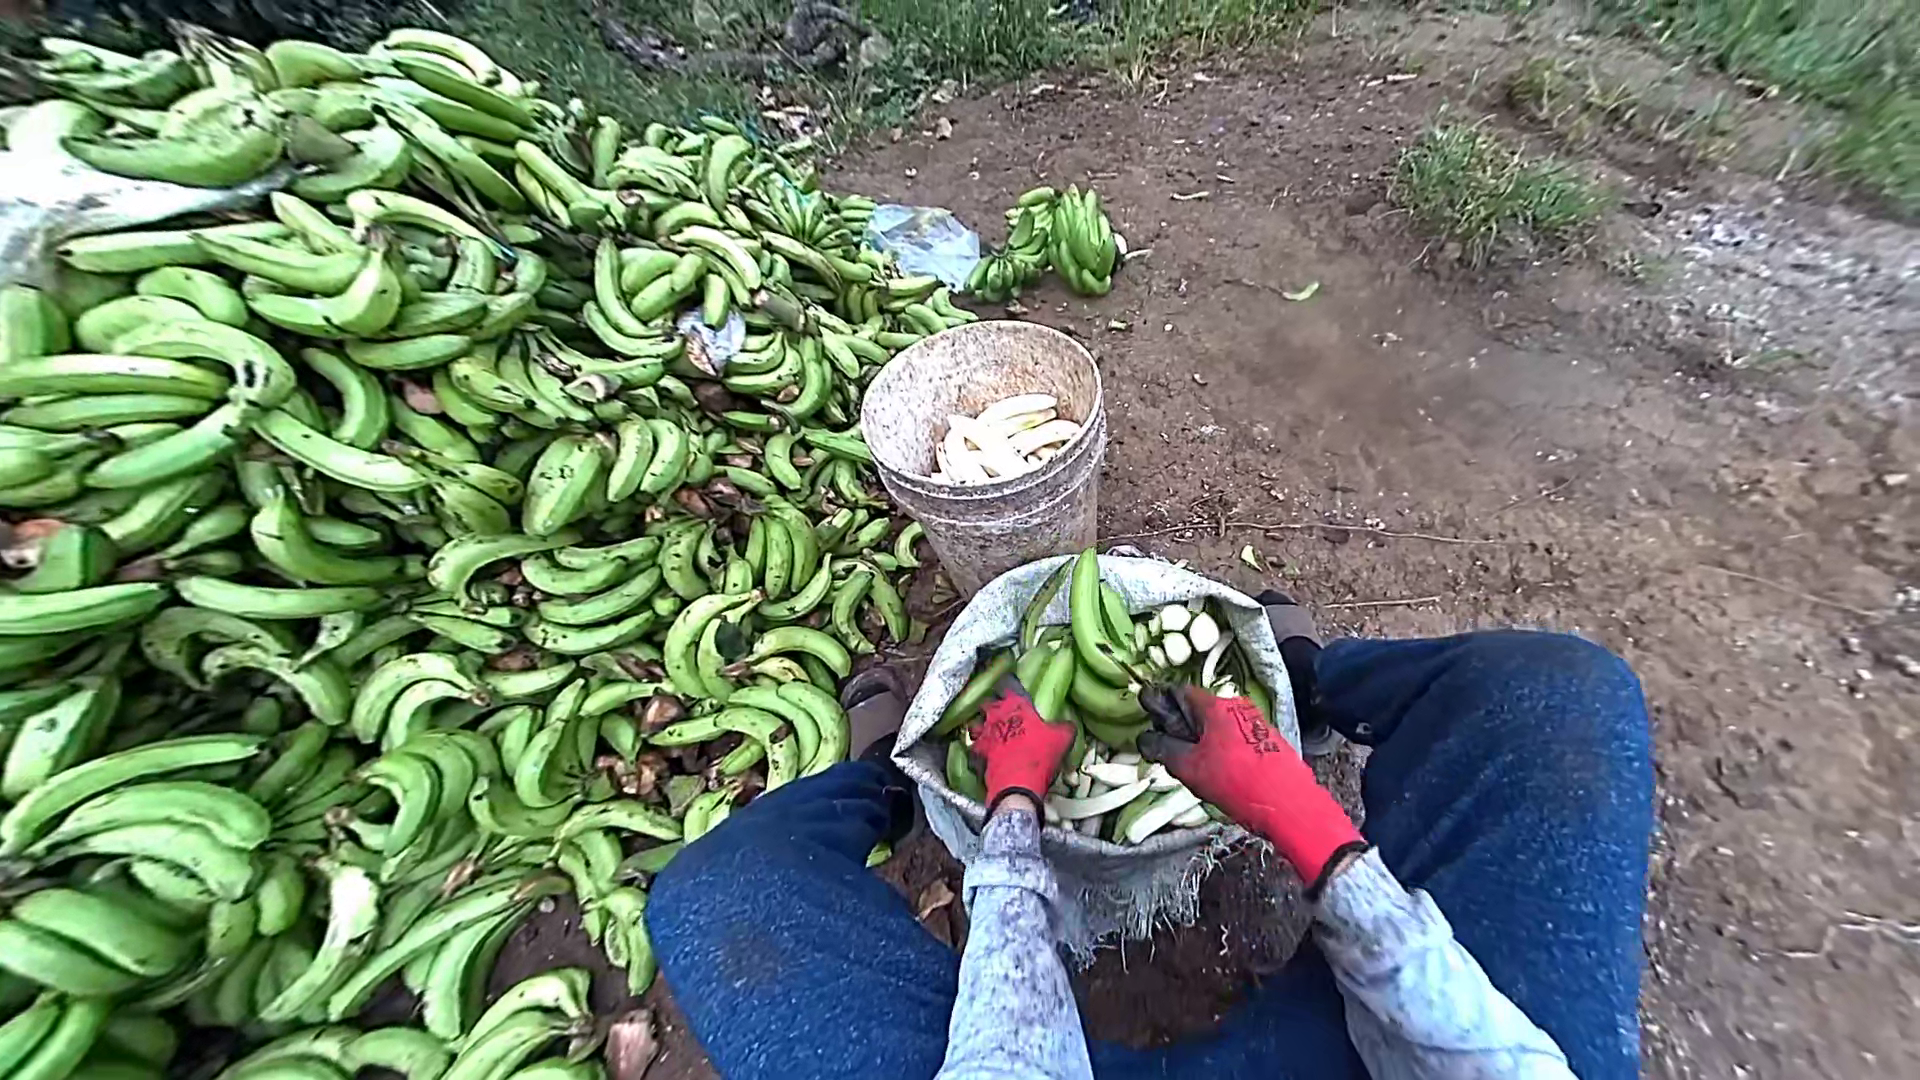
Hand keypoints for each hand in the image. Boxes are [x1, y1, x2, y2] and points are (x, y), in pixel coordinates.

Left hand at [970, 673, 1074, 813]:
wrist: (1018, 786)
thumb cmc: (1040, 757)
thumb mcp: (1061, 739)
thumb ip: (1065, 727)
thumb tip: (1070, 724)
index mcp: (1016, 706)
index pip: (1009, 685)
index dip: (1009, 682)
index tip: (1009, 679)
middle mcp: (997, 715)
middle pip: (988, 700)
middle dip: (992, 701)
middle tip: (998, 704)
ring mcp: (985, 733)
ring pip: (976, 720)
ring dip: (980, 722)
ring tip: (986, 725)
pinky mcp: (978, 751)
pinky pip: (973, 745)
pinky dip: (977, 746)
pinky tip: (981, 750)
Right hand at [1138, 685, 1364, 891]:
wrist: (1295, 808)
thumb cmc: (1238, 782)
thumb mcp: (1190, 767)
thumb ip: (1163, 749)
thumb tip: (1145, 738)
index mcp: (1215, 706)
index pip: (1178, 692)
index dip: (1160, 705)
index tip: (1151, 721)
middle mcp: (1236, 708)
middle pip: (1198, 709)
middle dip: (1181, 727)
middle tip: (1171, 751)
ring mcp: (1256, 724)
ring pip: (1217, 726)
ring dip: (1202, 740)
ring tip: (1197, 767)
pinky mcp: (1269, 741)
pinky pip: (1235, 738)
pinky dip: (1222, 750)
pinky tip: (1222, 774)